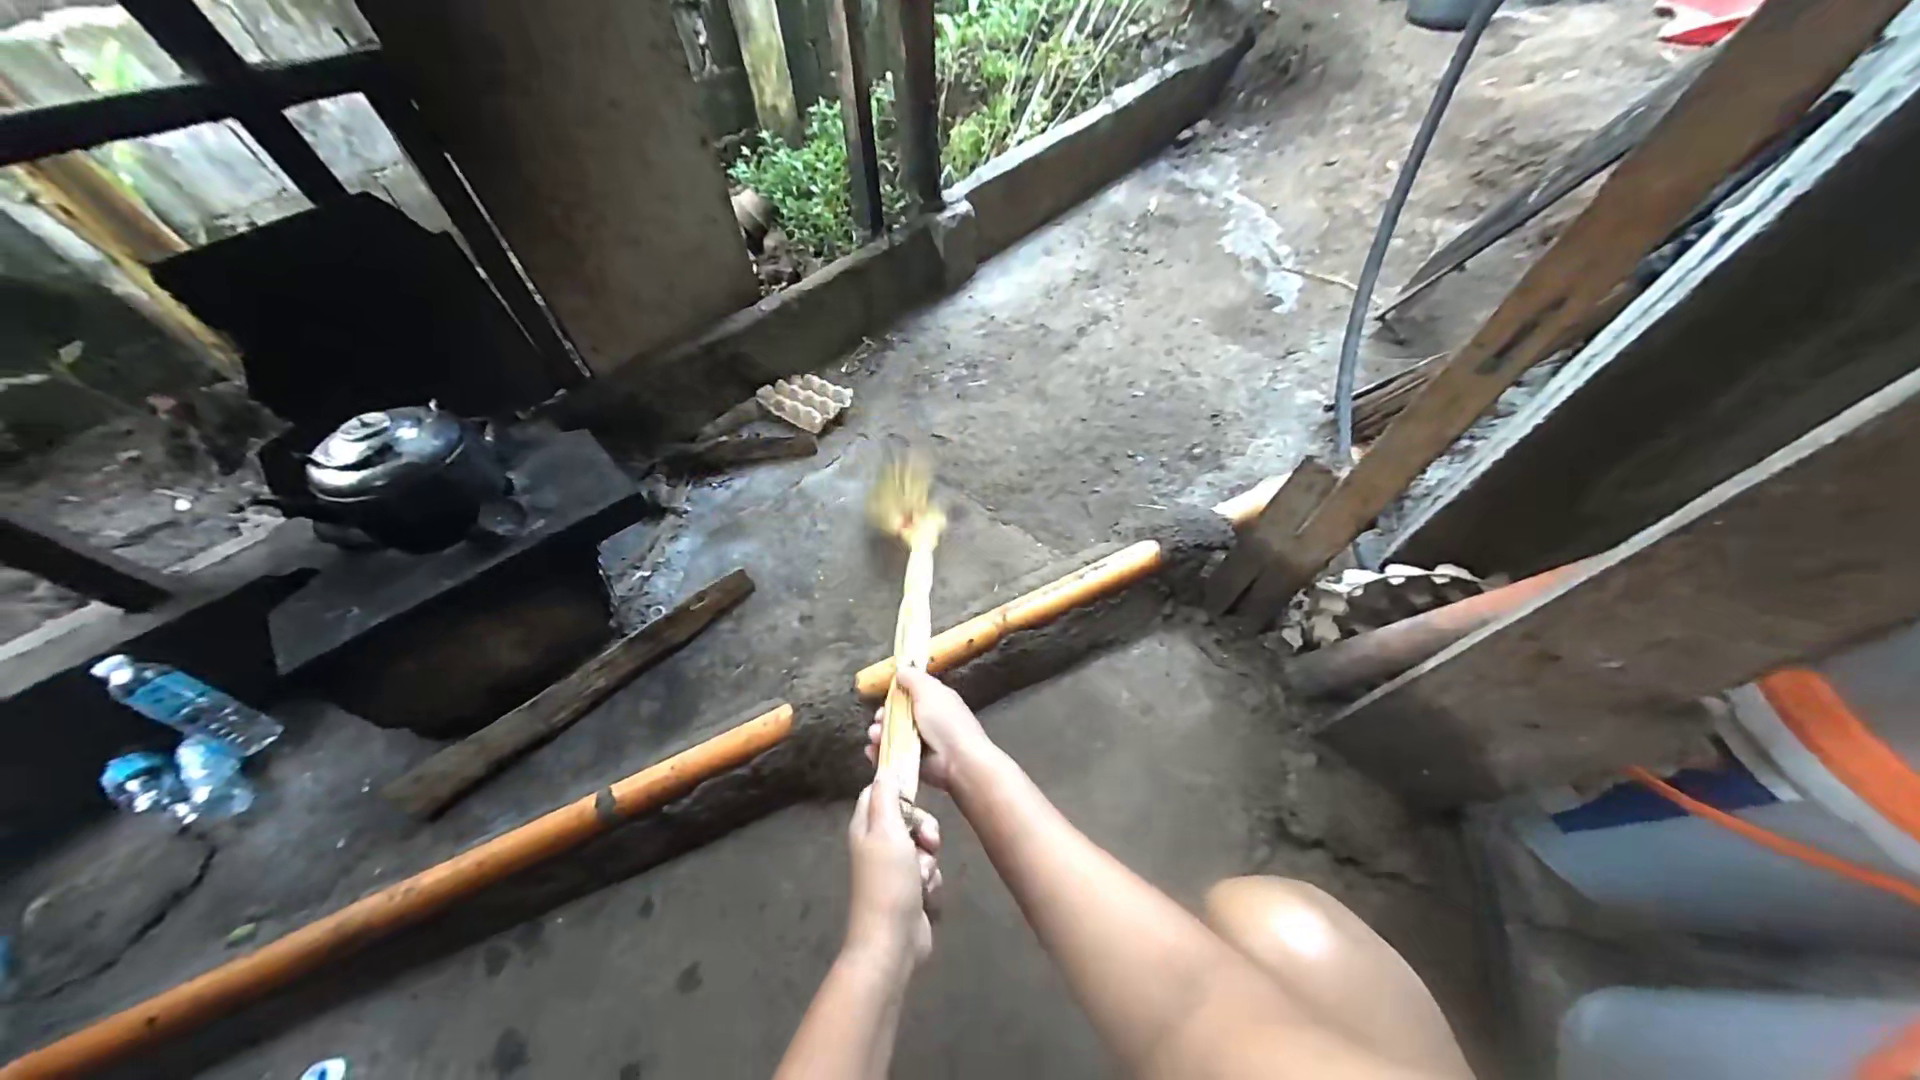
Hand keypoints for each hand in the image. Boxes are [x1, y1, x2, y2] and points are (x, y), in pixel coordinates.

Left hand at [845, 774, 941, 968]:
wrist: (893, 942)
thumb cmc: (887, 881)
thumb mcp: (886, 829)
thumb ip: (886, 796)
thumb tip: (883, 768)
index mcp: (865, 826)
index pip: (880, 791)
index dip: (899, 788)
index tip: (918, 791)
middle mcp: (878, 844)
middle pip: (908, 817)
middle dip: (924, 828)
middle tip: (927, 841)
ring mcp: (894, 868)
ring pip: (923, 845)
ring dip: (929, 858)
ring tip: (923, 875)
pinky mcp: (910, 889)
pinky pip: (928, 870)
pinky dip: (930, 880)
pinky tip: (926, 893)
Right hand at [865, 668, 994, 791]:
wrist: (958, 761)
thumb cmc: (945, 721)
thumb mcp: (929, 690)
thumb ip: (913, 678)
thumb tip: (901, 670)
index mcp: (934, 700)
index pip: (909, 694)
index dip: (895, 695)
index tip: (886, 697)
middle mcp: (926, 720)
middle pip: (896, 715)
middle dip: (883, 716)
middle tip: (879, 720)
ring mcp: (919, 742)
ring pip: (890, 735)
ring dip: (879, 734)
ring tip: (877, 737)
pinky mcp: (911, 762)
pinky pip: (890, 755)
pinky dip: (879, 753)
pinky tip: (873, 751)